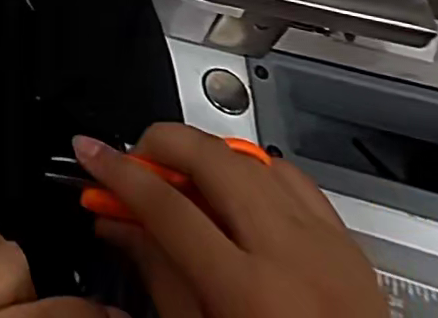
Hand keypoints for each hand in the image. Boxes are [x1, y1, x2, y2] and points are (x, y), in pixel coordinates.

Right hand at [74, 124, 387, 317]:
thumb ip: (157, 274)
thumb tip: (118, 218)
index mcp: (251, 296)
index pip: (166, 205)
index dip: (117, 171)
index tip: (89, 150)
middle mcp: (294, 258)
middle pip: (210, 156)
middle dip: (160, 142)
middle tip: (133, 160)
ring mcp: (327, 245)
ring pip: (247, 156)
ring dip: (202, 156)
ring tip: (179, 181)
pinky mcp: (347, 243)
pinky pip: (290, 177)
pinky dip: (251, 171)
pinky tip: (232, 193)